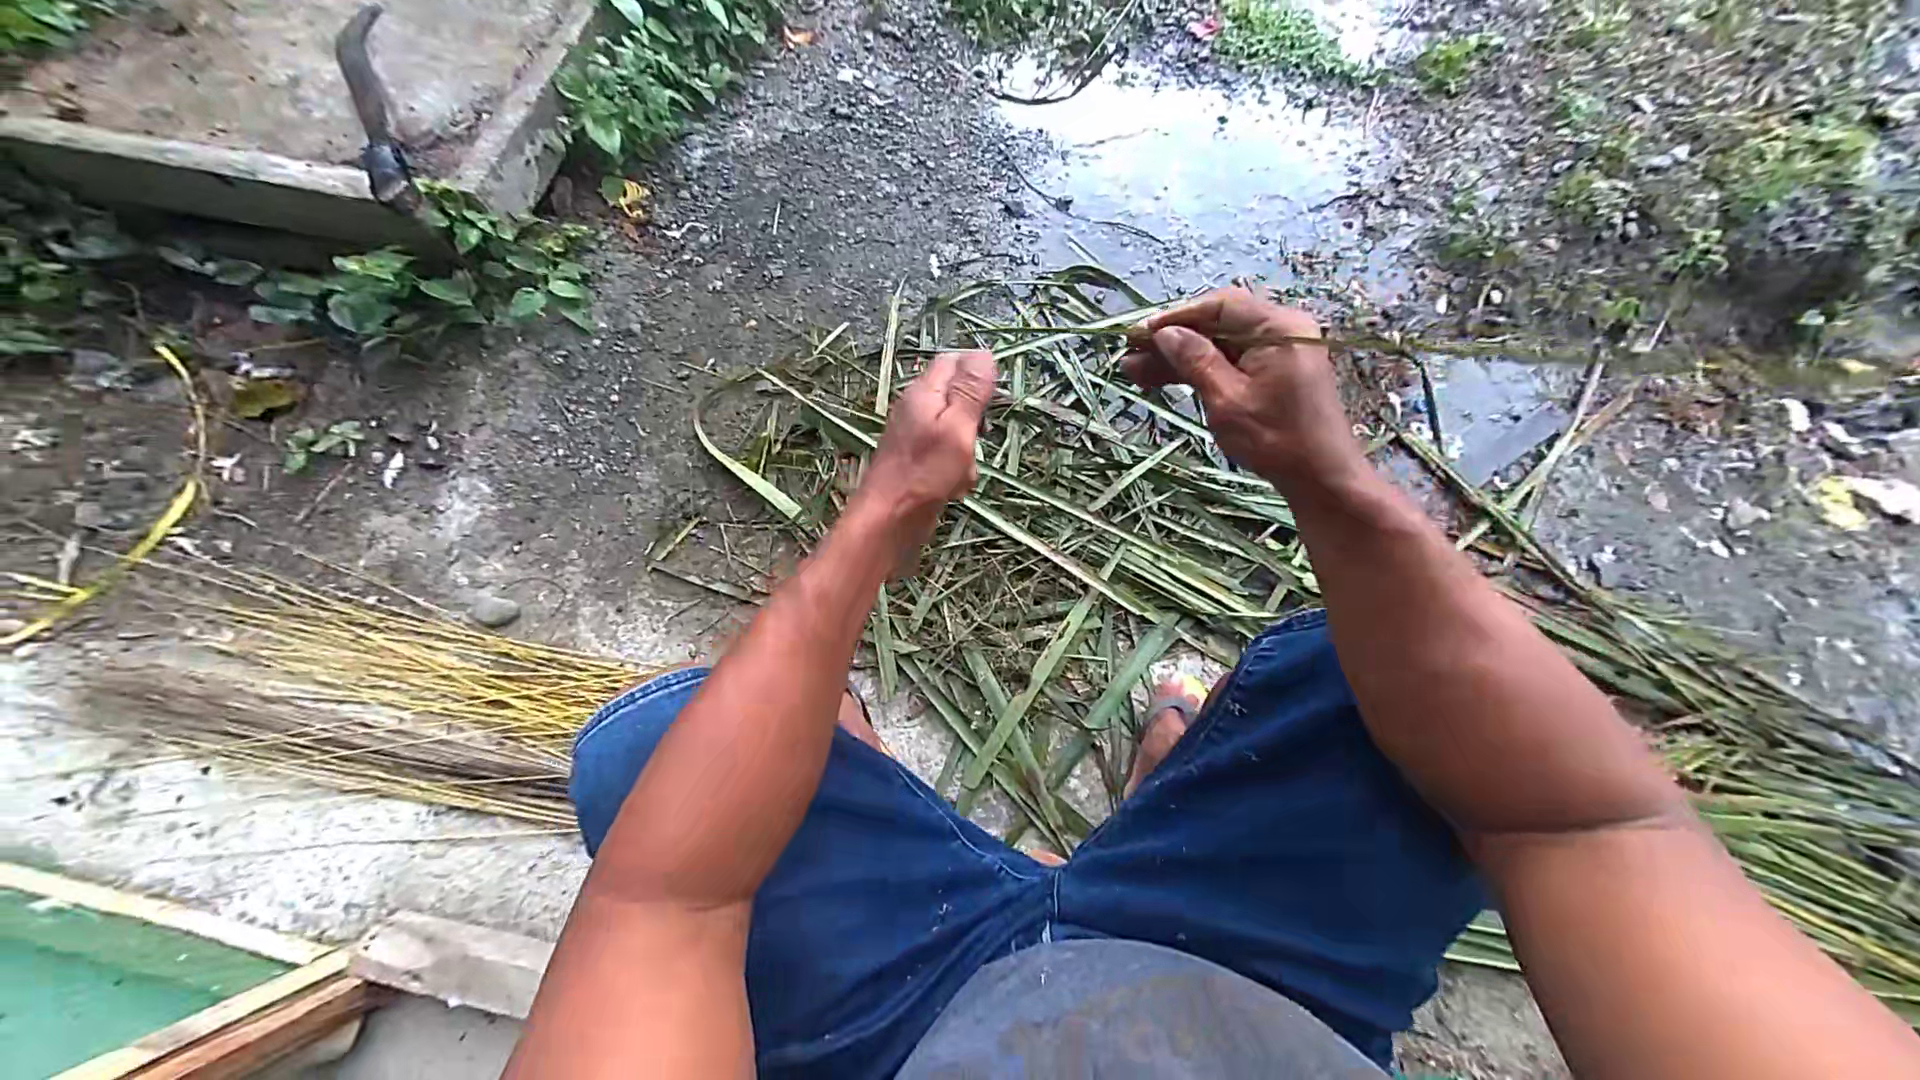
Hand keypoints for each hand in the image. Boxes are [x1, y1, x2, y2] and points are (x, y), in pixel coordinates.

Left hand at [856, 350, 996, 570]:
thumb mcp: (957, 427)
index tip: (994, 399)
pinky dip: (957, 469)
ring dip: (969, 449)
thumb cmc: (925, 473)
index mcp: (923, 392)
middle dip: (977, 419)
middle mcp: (916, 409)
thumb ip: (970, 390)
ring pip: (957, 430)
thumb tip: (984, 353)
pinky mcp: (918, 461)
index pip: (954, 361)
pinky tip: (954, 486)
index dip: (978, 374)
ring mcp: (915, 436)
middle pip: (958, 397)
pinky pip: (948, 455)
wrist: (890, 520)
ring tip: (963, 468)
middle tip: (981, 437)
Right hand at [1122, 288, 1362, 486]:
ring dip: (1179, 358)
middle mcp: (1281, 331)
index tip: (1140, 334)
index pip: (1219, 306)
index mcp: (1277, 329)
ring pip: (1218, 346)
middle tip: (1131, 355)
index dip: (1175, 318)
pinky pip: (1229, 362)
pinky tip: (1166, 379)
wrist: (1320, 476)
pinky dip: (1199, 370)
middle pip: (1217, 324)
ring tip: (1136, 371)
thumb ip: (1196, 361)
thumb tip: (1166, 333)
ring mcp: (1277, 353)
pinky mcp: (1272, 374)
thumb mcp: (1227, 399)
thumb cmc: (1276, 439)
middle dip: (1172, 340)